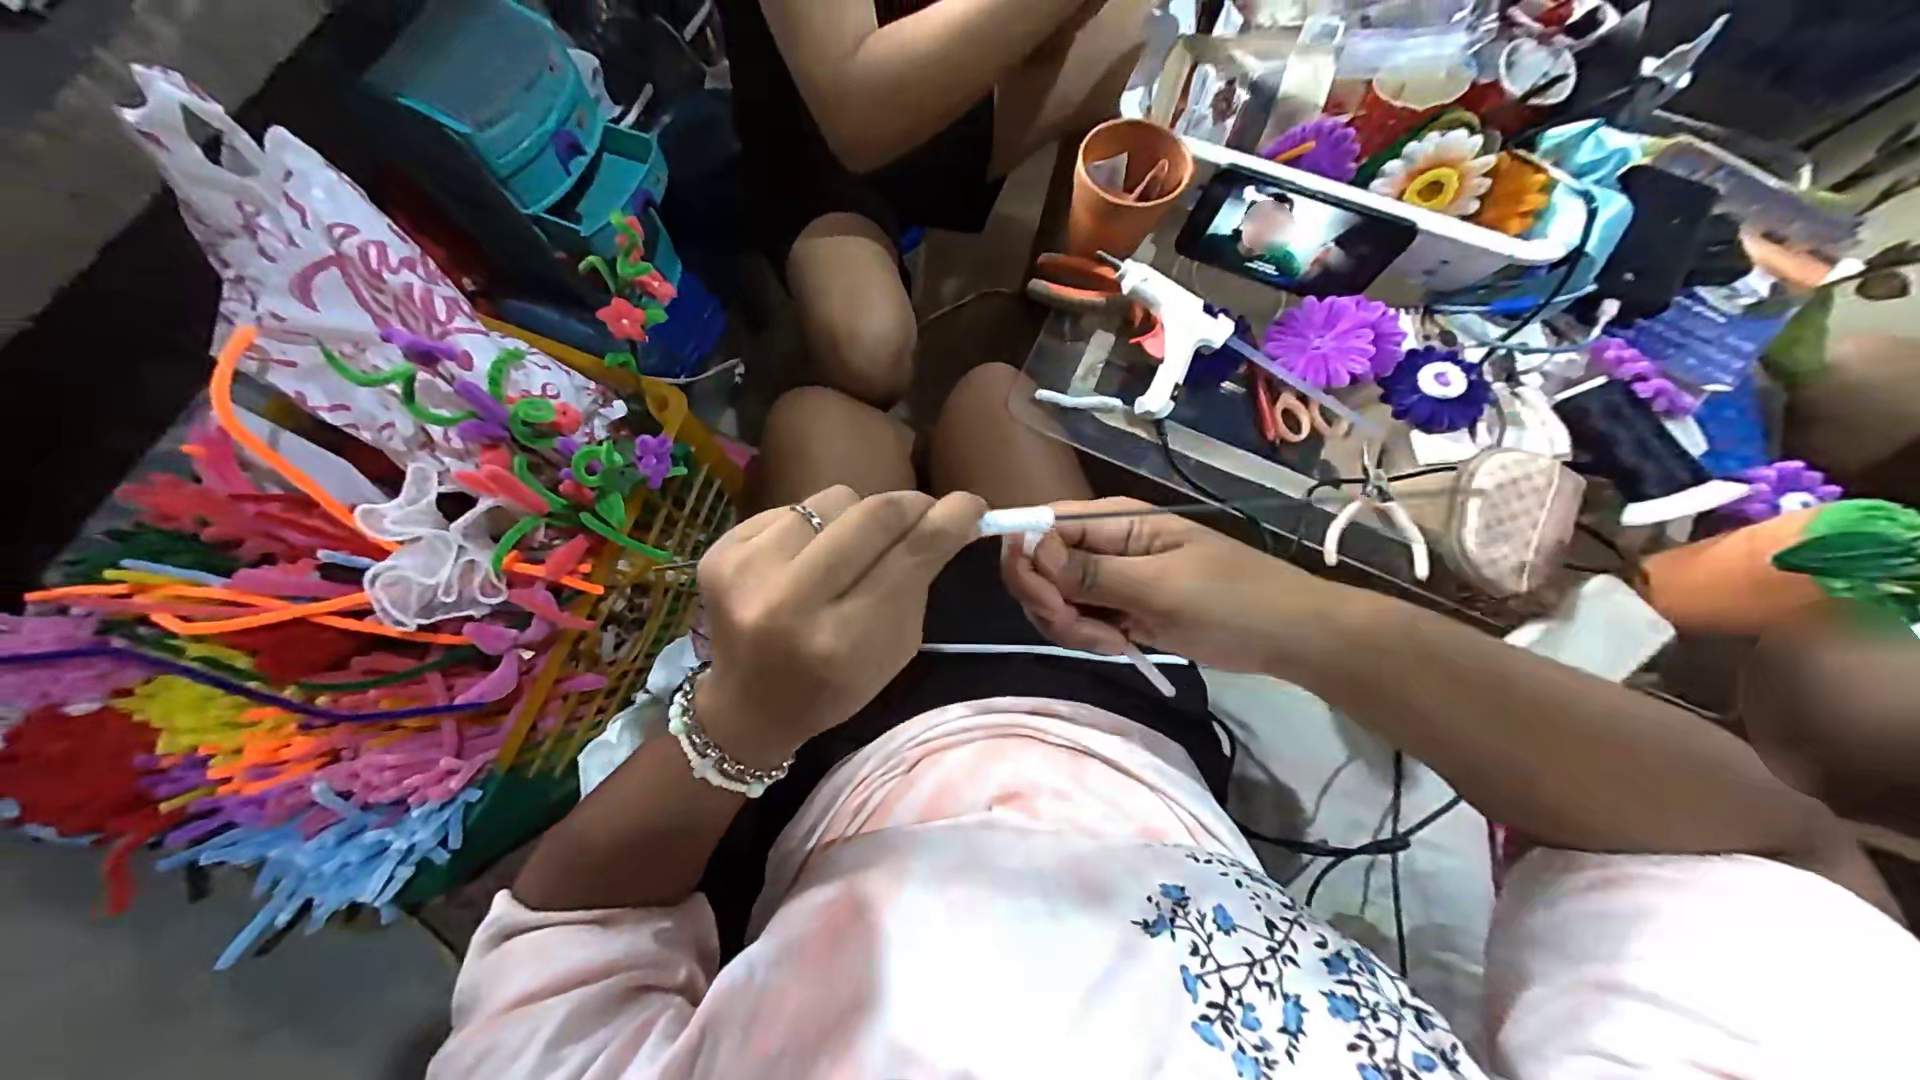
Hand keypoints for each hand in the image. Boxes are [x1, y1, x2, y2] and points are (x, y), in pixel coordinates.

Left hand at [695, 486, 985, 765]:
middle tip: (924, 512)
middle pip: (873, 514)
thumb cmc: (835, 685)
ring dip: (858, 516)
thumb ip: (918, 581)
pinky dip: (814, 526)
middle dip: (911, 505)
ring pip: (833, 499)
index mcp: (841, 640)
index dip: (948, 521)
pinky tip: (807, 558)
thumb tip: (950, 516)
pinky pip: (793, 508)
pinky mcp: (720, 551)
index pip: (909, 556)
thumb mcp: (893, 648)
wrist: (750, 705)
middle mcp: (788, 602)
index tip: (972, 504)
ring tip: (852, 549)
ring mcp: (746, 571)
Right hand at [1000, 497, 1336, 673]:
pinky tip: (1120, 644)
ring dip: (1071, 626)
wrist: (1284, 635)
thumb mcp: (1161, 586)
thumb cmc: (1231, 600)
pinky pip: (1076, 619)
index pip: (1041, 526)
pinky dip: (1086, 637)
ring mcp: (1107, 577)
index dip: (1028, 561)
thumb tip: (1031, 552)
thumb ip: (1093, 572)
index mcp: (1112, 520)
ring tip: (1114, 641)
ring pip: (1053, 598)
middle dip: (1051, 603)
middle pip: (1039, 567)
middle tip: (1089, 632)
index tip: (1049, 603)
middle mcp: (1101, 543)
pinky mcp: (1115, 607)